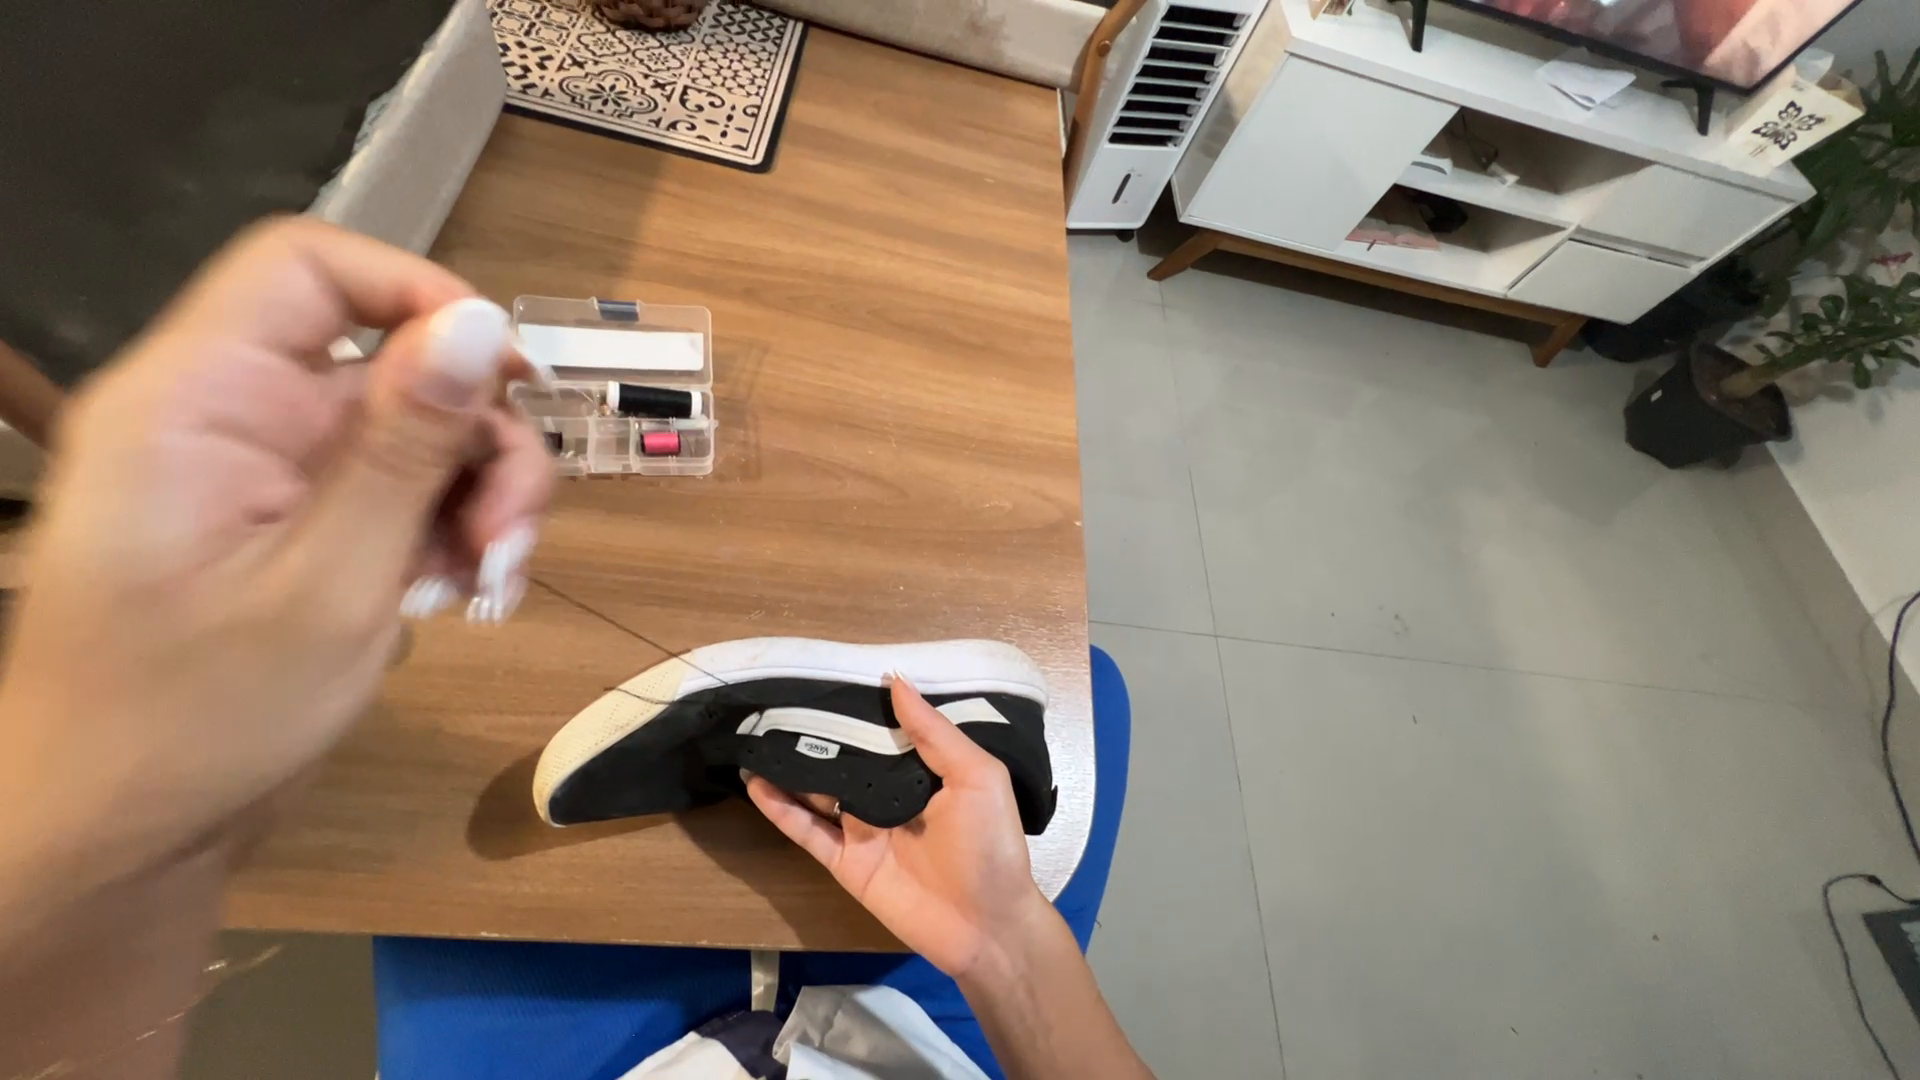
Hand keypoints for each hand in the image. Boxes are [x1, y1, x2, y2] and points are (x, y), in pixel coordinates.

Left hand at [0, 217, 552, 908]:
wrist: (132, 828)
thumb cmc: (204, 714)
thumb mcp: (334, 579)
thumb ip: (407, 446)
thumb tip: (480, 326)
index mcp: (205, 401)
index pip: (313, 269)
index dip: (423, 295)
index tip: (512, 379)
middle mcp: (248, 415)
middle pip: (406, 368)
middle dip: (486, 444)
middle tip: (511, 538)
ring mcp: (290, 470)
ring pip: (433, 433)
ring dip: (488, 500)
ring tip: (491, 581)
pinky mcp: (322, 515)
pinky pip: (422, 489)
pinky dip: (463, 533)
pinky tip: (464, 592)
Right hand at [746, 677, 1053, 977]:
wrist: (986, 927)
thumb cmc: (990, 845)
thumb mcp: (977, 777)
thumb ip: (935, 732)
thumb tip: (896, 680)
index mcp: (923, 770)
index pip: (884, 729)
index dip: (861, 706)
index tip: (830, 676)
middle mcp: (889, 794)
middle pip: (845, 756)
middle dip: (818, 731)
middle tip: (780, 699)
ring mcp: (863, 828)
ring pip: (818, 789)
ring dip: (790, 765)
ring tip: (757, 734)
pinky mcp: (846, 861)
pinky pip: (807, 831)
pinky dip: (780, 809)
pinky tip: (755, 783)